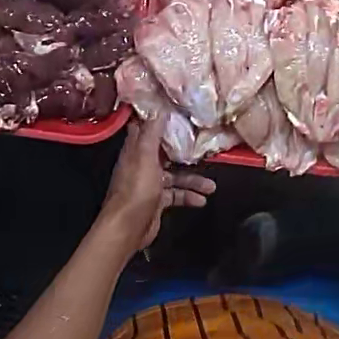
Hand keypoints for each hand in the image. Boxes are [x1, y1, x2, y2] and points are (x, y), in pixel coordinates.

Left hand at [98, 121, 215, 252]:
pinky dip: (189, 196)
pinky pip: (176, 194)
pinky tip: (202, 200)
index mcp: (136, 151)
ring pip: (175, 176)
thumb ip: (152, 134)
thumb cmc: (135, 190)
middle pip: (166, 153)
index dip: (161, 119)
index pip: (147, 128)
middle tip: (207, 148)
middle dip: (186, 152)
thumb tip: (159, 109)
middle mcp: (142, 164)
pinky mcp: (157, 201)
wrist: (126, 229)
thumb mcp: (145, 157)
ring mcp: (150, 184)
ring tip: (212, 186)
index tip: (180, 112)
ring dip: (193, 180)